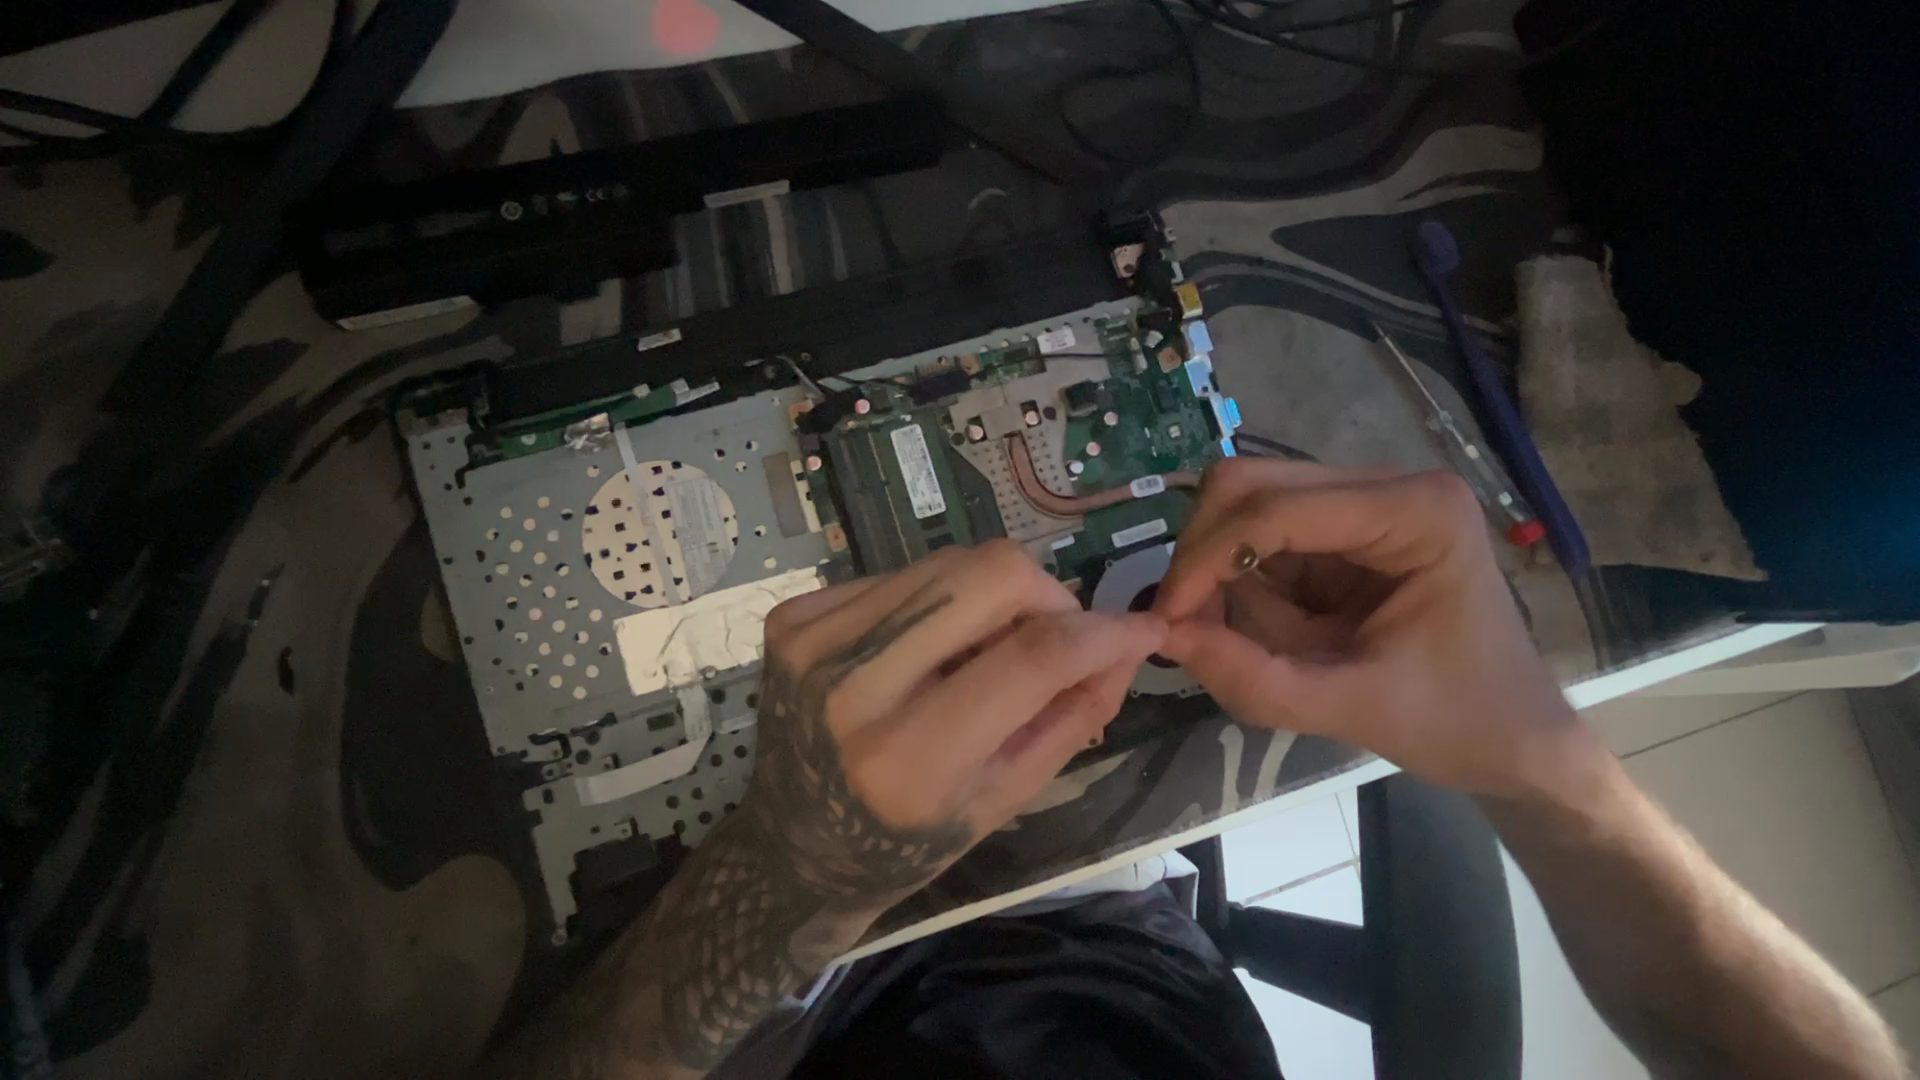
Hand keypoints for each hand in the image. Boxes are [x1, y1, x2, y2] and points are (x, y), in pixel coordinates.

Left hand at [743, 538, 1165, 916]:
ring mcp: (815, 640)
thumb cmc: (905, 843)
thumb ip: (1072, 715)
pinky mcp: (795, 615)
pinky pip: (905, 573)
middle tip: (1054, 636)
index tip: (1140, 629)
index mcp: (910, 760)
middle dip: (1048, 595)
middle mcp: (854, 686)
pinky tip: (932, 647)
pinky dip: (942, 600)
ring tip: (987, 648)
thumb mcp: (1003, 799)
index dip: (1103, 633)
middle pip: (991, 574)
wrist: (791, 844)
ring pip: (951, 560)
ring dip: (995, 596)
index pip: (1032, 658)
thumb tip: (1128, 644)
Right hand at [1152, 459, 1600, 799]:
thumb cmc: (1459, 721)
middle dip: (1201, 552)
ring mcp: (1360, 501)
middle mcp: (1386, 485)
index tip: (1166, 622)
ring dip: (1209, 562)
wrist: (1513, 736)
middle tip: (1179, 621)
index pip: (1277, 509)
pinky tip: (1234, 619)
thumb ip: (1256, 679)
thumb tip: (1165, 636)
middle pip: (1248, 484)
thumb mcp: (1353, 709)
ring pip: (1241, 500)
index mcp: (1416, 511)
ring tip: (1207, 627)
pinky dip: (1227, 573)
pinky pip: (1254, 532)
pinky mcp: (1336, 528)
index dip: (1207, 560)